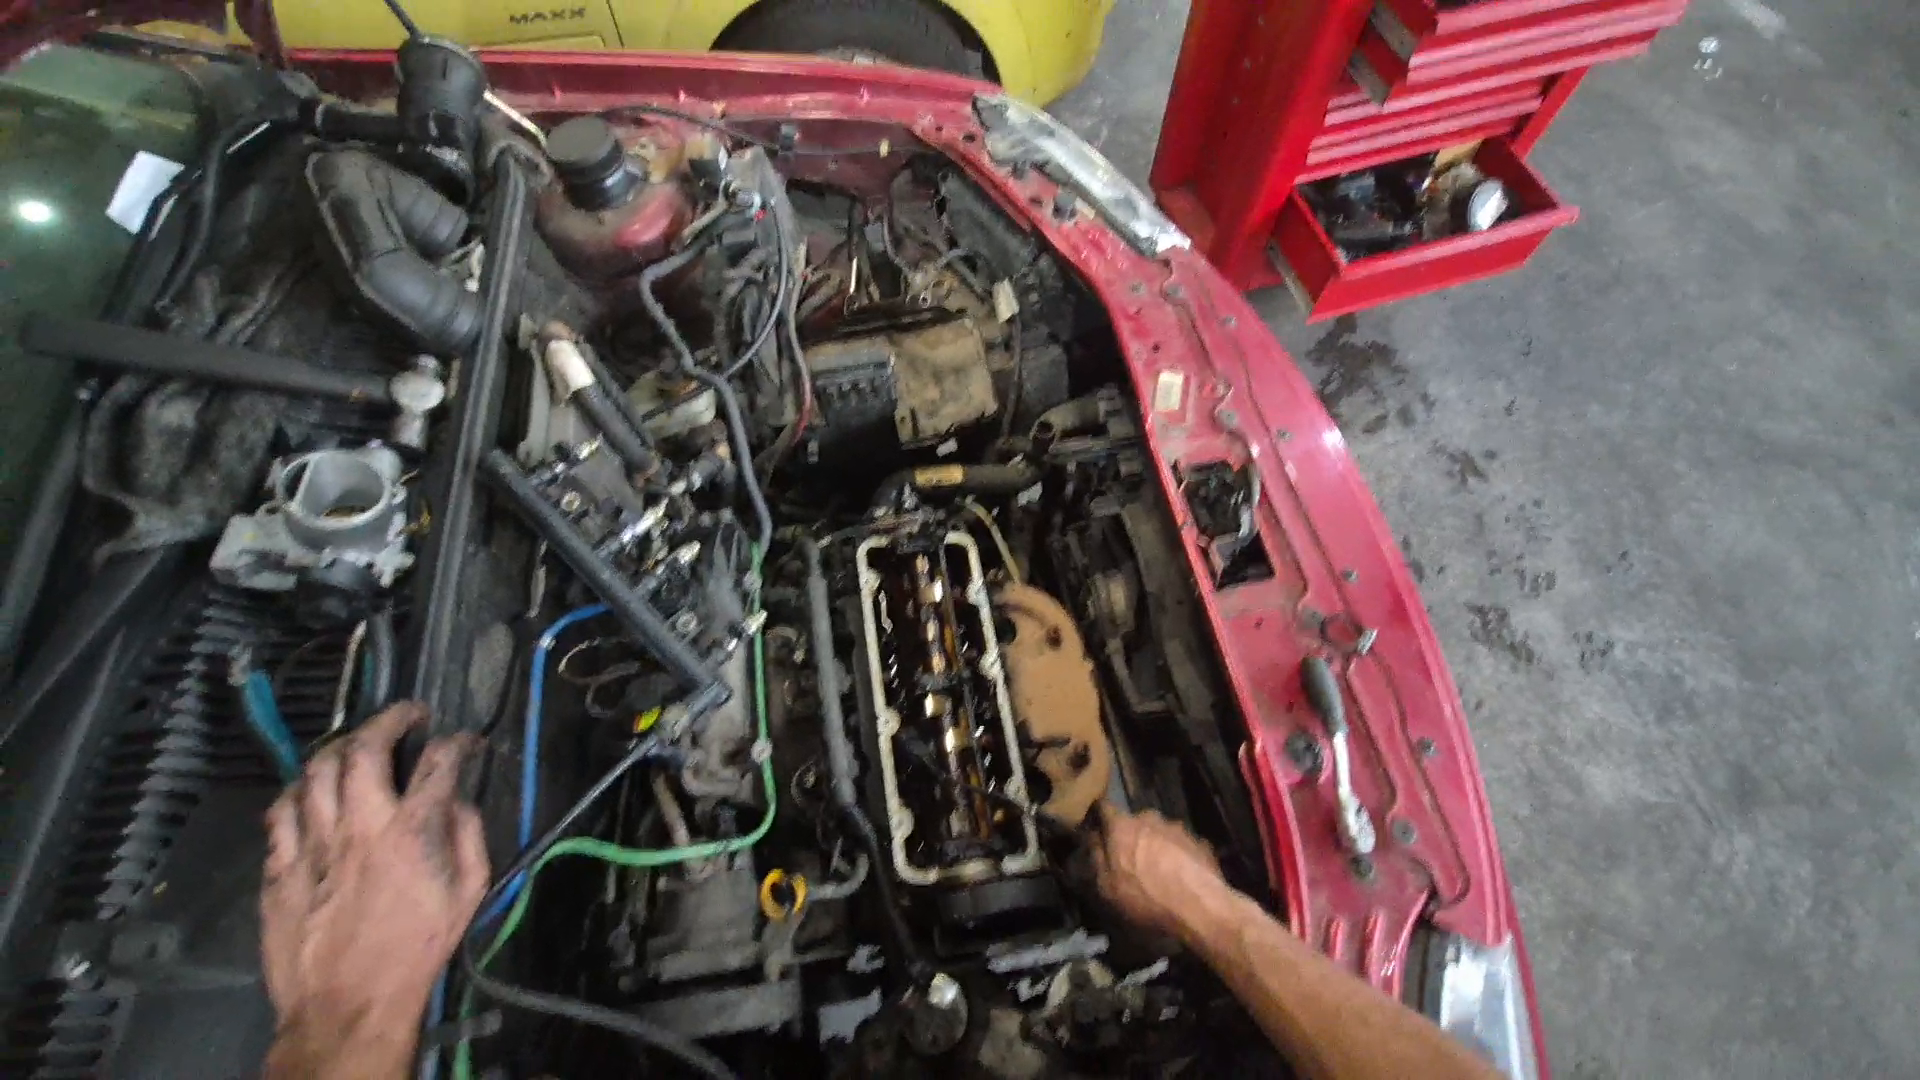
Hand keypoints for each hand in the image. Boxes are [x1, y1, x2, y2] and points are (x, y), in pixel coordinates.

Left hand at [260, 702, 488, 1077]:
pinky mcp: (279, 868)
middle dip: (390, 719)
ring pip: (316, 771)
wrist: (348, 1003)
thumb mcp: (471, 889)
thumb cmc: (420, 944)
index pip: (439, 761)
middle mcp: (360, 827)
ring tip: (359, 744)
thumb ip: (468, 834)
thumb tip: (456, 799)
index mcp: (413, 833)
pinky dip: (302, 789)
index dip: (457, 741)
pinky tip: (316, 789)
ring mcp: (313, 846)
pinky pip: (281, 811)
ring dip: (343, 746)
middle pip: (364, 750)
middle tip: (408, 715)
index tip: (465, 741)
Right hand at [1089, 802, 1226, 941]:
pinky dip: (1179, 858)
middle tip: (1132, 861)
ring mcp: (1177, 828)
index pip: (1103, 807)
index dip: (1099, 817)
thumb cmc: (1145, 898)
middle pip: (1135, 822)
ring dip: (1157, 847)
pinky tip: (1182, 879)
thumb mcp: (1107, 887)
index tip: (1097, 827)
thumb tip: (1091, 837)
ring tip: (1161, 873)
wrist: (1200, 908)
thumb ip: (1096, 857)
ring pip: (1160, 833)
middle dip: (1132, 837)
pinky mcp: (1200, 842)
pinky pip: (1182, 846)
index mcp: (1122, 825)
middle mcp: (1149, 817)